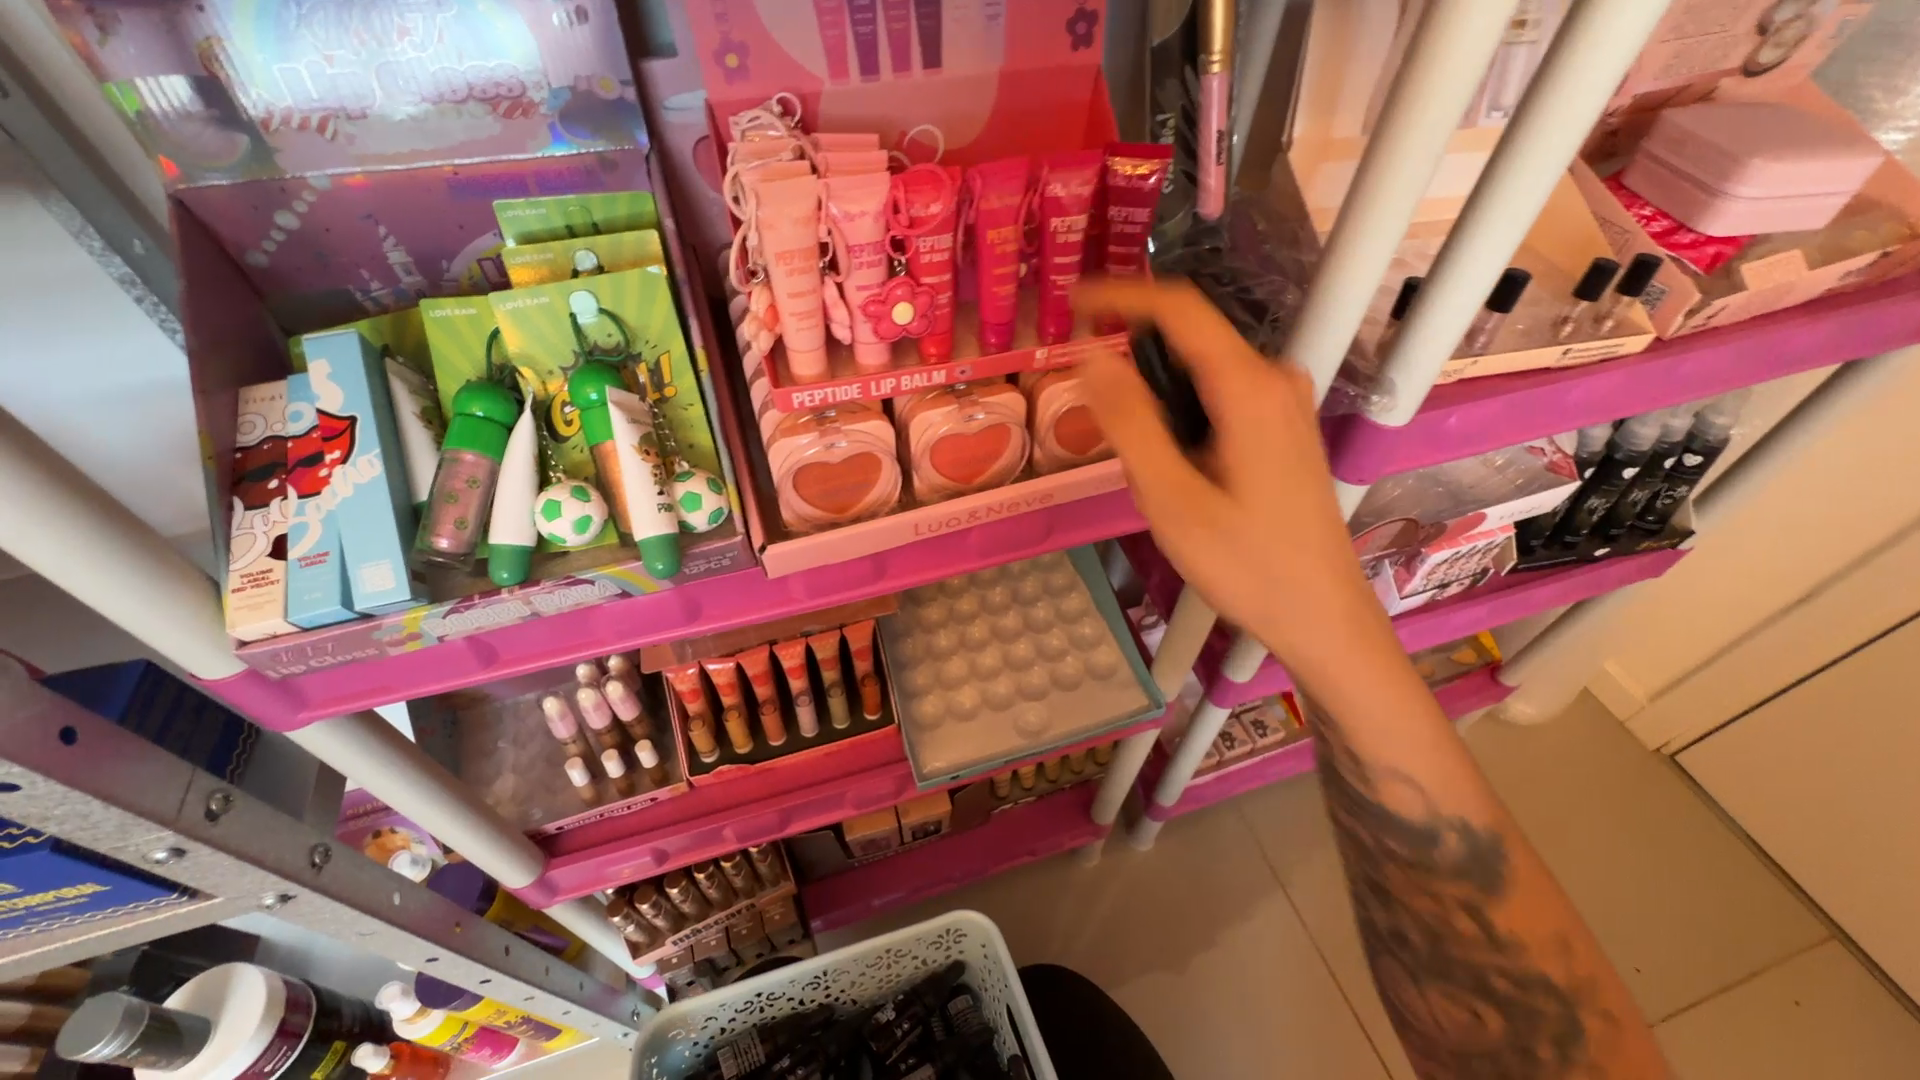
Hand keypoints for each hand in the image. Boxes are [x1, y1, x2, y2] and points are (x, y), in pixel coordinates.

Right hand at [1073, 278, 1400, 688]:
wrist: (1322, 614)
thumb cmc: (1245, 564)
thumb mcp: (1170, 498)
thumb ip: (1129, 422)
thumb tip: (1093, 355)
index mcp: (1249, 387)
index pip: (1180, 308)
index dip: (1122, 295)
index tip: (1073, 303)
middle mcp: (1275, 379)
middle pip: (1190, 340)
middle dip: (1136, 360)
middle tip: (1097, 415)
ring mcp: (1286, 403)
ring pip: (1203, 373)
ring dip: (1158, 397)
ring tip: (1142, 464)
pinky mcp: (1285, 428)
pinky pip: (1221, 397)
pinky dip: (1184, 415)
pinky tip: (1176, 471)